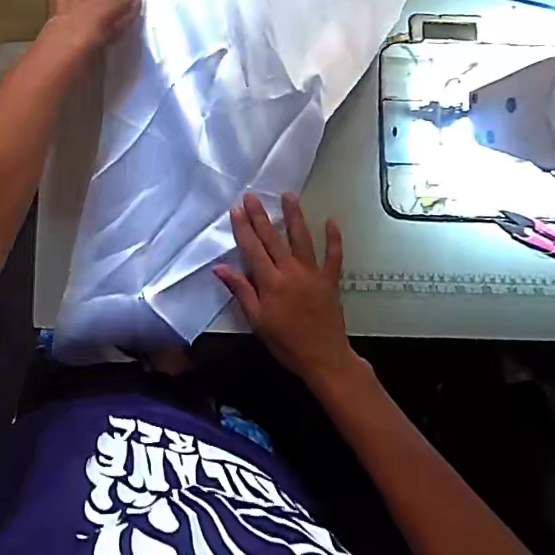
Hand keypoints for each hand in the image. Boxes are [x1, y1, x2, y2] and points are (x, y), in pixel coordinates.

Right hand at [216, 192, 362, 385]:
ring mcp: (313, 273)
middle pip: (273, 238)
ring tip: (288, 195)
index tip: (237, 209)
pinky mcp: (330, 279)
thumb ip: (241, 291)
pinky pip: (333, 255)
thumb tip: (220, 268)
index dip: (244, 228)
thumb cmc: (286, 343)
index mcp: (271, 283)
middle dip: (261, 216)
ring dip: (294, 215)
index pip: (253, 249)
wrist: (324, 359)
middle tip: (252, 196)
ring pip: (302, 238)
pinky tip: (331, 220)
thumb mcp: (257, 321)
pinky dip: (333, 238)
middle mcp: (291, 272)